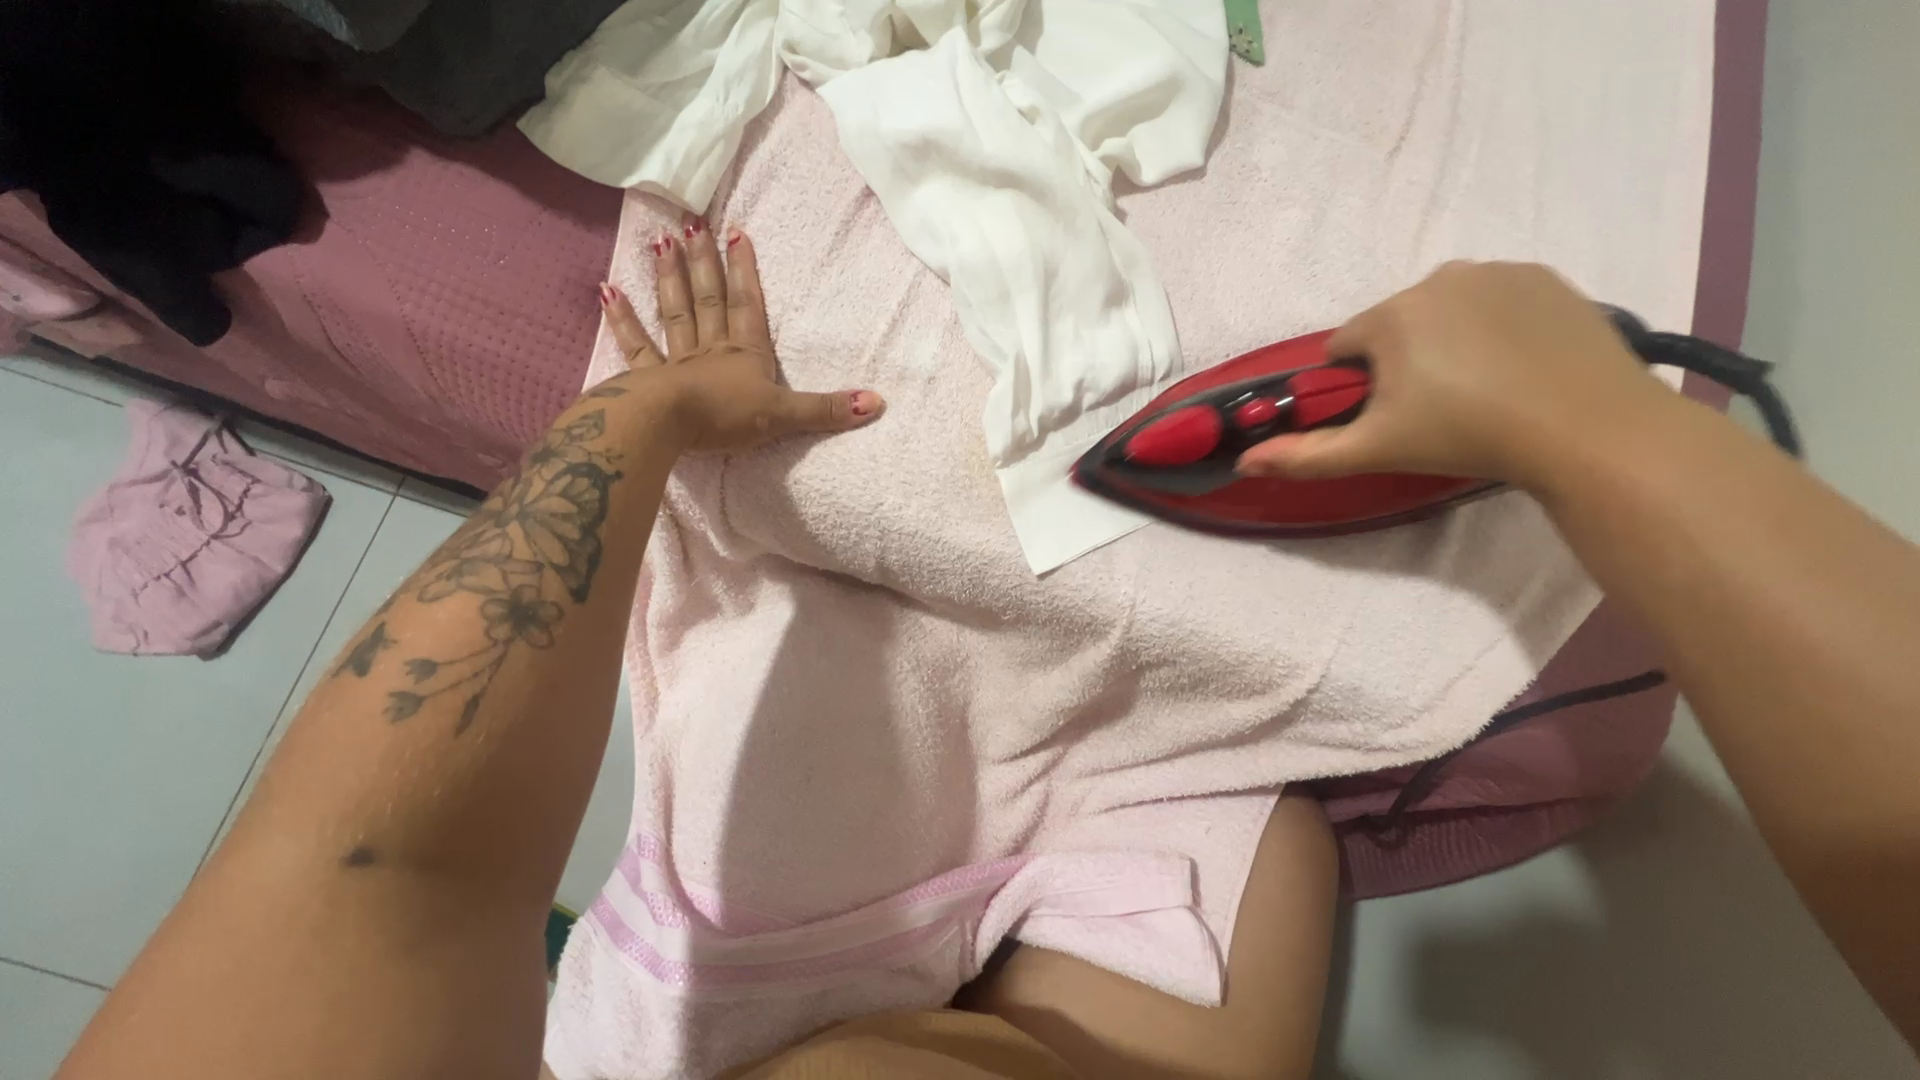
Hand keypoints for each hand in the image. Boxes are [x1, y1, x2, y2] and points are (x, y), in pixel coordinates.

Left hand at [597, 217, 883, 451]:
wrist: (669, 428)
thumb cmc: (727, 417)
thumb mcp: (785, 415)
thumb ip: (827, 409)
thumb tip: (878, 402)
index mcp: (745, 354)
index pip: (748, 306)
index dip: (744, 271)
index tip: (737, 232)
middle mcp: (710, 349)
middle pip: (709, 299)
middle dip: (704, 262)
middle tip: (692, 222)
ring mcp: (676, 362)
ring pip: (675, 312)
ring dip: (668, 278)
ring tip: (659, 241)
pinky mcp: (647, 380)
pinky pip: (635, 345)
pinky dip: (623, 320)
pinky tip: (608, 291)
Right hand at [1236, 262, 1672, 490]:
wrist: (1588, 428)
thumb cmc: (1467, 436)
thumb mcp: (1376, 450)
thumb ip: (1305, 455)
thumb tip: (1243, 463)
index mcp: (1390, 315)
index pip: (1343, 348)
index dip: (1355, 386)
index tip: (1388, 416)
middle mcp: (1437, 278)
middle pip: (1393, 326)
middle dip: (1400, 361)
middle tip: (1435, 408)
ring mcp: (1497, 271)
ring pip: (1443, 310)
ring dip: (1445, 341)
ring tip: (1481, 388)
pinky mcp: (1546, 277)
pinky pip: (1493, 300)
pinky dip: (1492, 327)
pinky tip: (1516, 365)